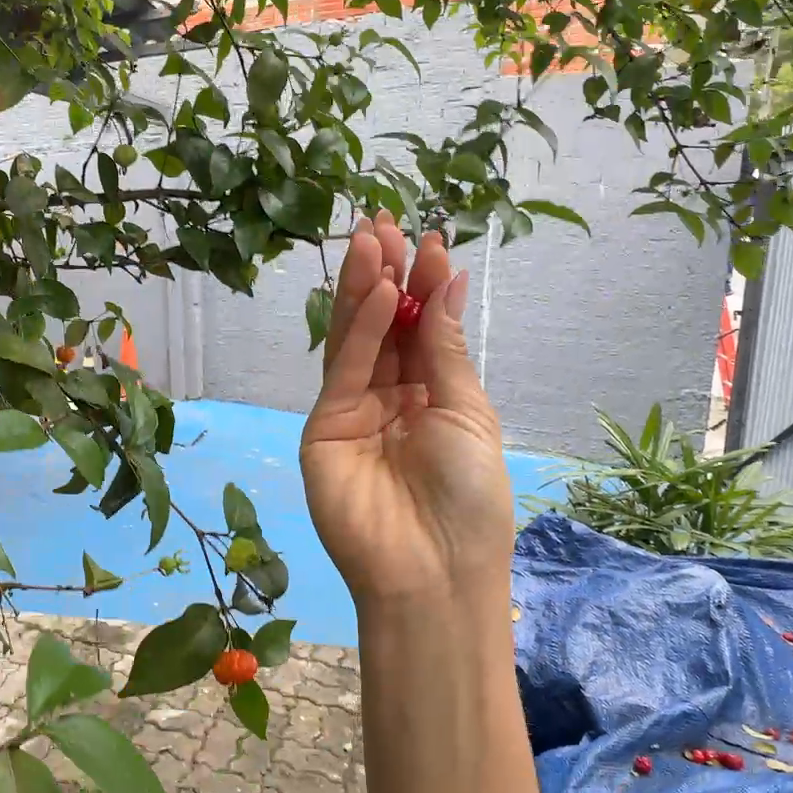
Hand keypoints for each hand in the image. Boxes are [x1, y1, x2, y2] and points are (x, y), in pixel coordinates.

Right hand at [299, 211, 515, 603]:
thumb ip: (444, 349)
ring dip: (365, 288)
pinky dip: (361, 328)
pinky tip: (378, 291)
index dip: (425, 285)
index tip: (431, 240)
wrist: (432, 570)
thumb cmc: (469, 496)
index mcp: (432, 397)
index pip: (423, 329)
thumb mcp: (467, 414)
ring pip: (357, 338)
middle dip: (388, 274)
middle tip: (387, 222)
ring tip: (374, 238)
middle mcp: (390, 397)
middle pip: (385, 326)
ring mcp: (353, 410)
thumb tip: (448, 281)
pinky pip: (345, 369)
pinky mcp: (323, 426)